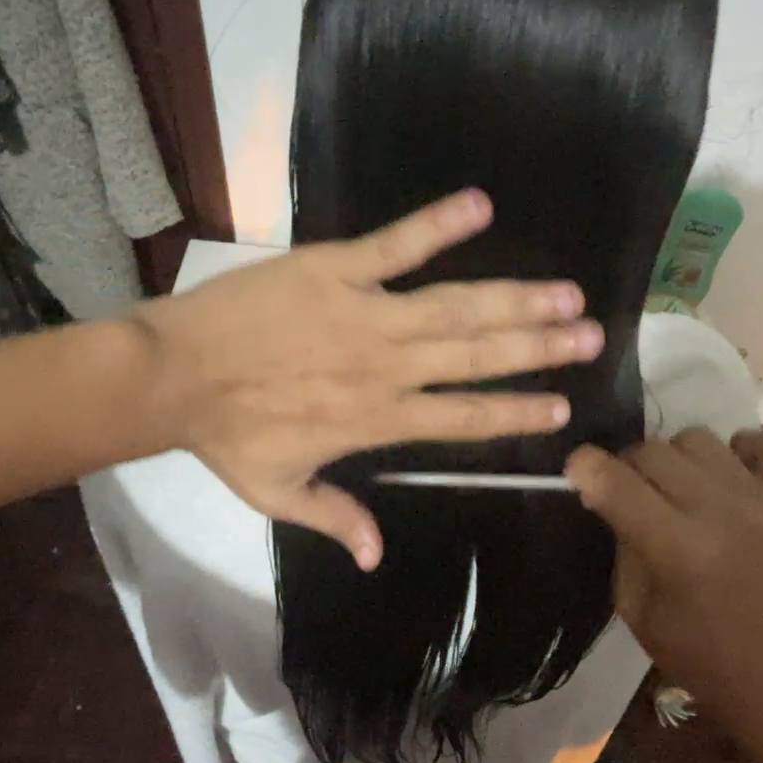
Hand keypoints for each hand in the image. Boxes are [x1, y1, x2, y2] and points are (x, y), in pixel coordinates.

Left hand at [136, 189, 602, 569]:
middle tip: (591, 336)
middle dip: (539, 349)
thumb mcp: (280, 493)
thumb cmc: (227, 436)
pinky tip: (480, 205)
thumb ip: (335, 518)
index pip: (464, 418)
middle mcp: (387, 367)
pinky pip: (394, 244)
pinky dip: (437, 224)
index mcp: (378, 420)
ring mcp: (365, 313)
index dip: (516, 412)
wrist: (171, 377)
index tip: (562, 407)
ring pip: (454, 306)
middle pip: (476, 358)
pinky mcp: (334, 269)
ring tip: (566, 292)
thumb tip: (374, 556)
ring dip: (514, 299)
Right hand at [565, 427, 762, 717]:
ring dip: (676, 457)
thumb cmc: (696, 653)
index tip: (576, 473)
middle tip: (627, 494)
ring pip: (699, 437)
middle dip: (626, 466)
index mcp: (678, 549)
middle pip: (653, 450)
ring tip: (678, 489)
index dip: (585, 468)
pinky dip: (744, 448)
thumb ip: (621, 543)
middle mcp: (721, 512)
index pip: (616, 482)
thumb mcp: (635, 607)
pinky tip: (730, 475)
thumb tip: (606, 492)